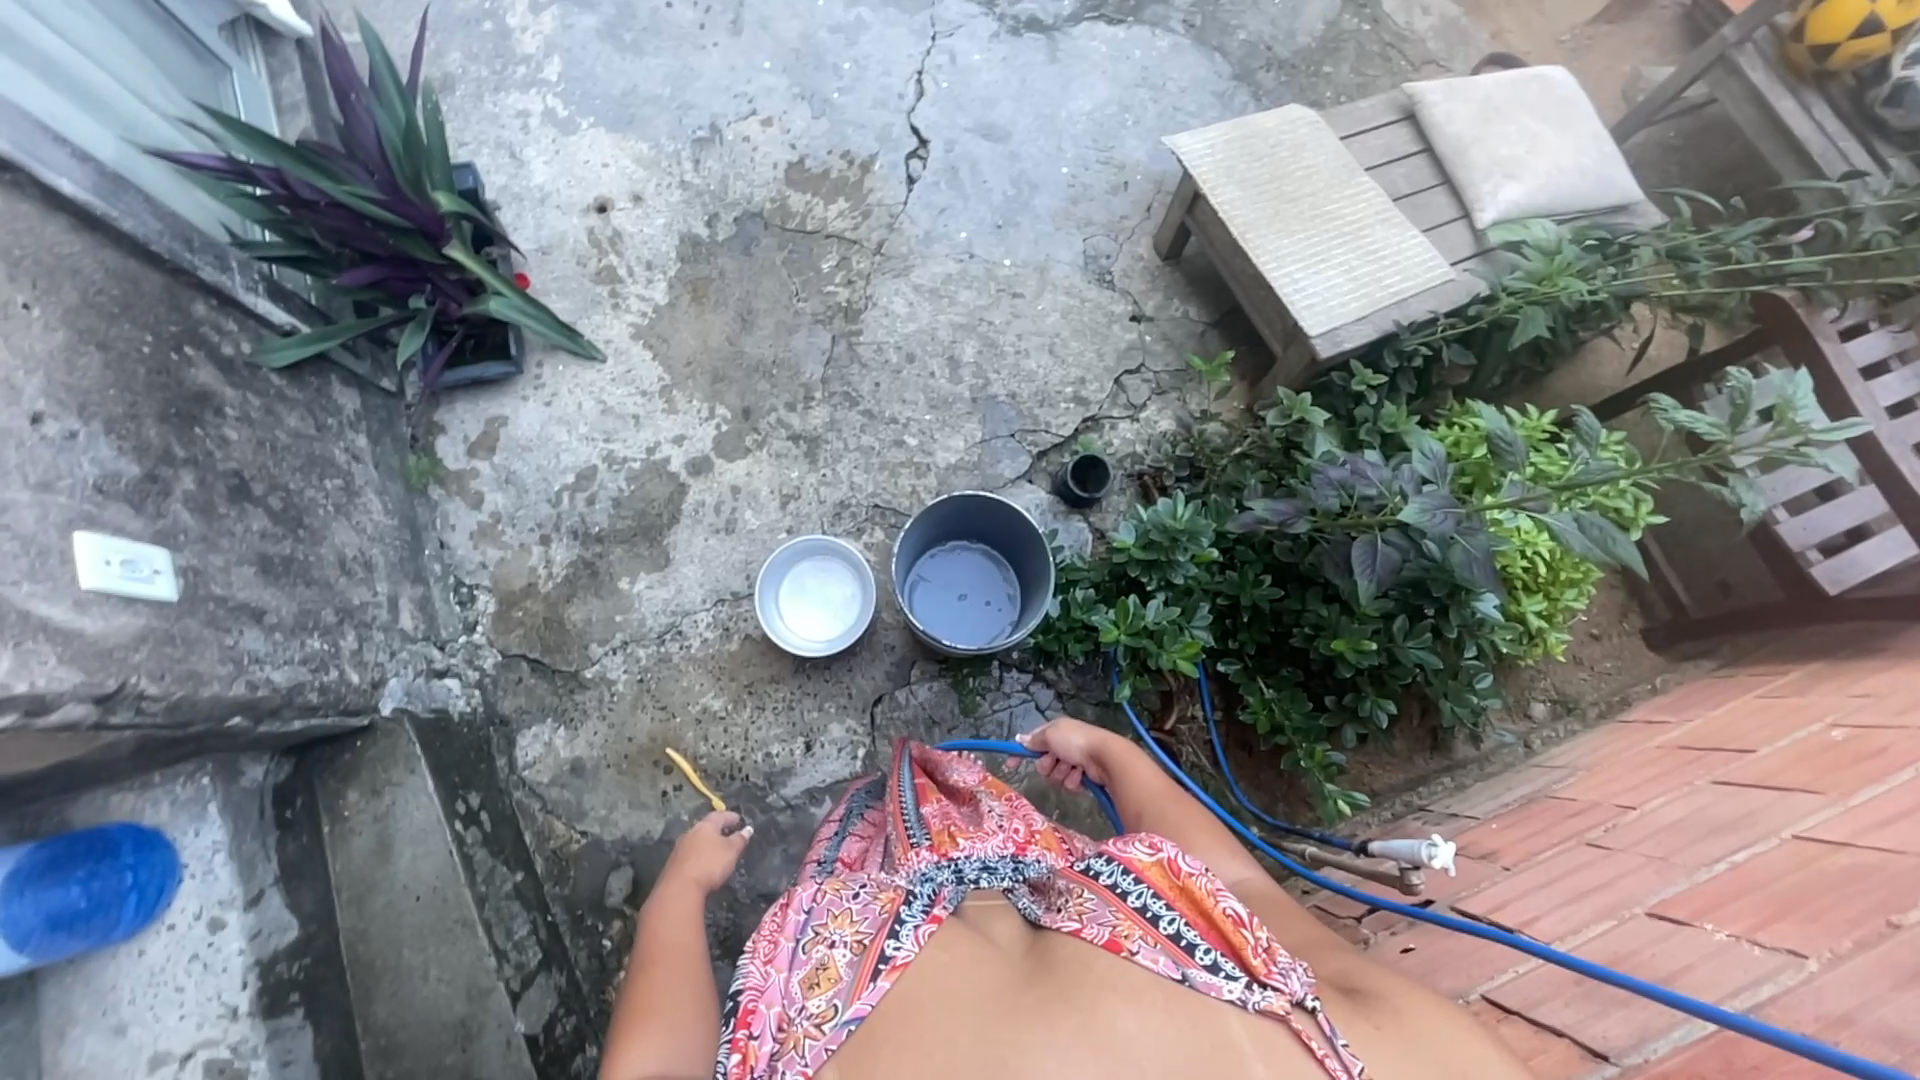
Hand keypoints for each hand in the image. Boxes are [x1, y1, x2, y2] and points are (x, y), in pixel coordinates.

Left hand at [657, 811, 752, 896]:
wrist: (679, 889)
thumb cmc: (710, 865)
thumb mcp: (731, 851)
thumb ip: (740, 839)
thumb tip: (747, 829)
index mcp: (706, 825)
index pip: (720, 815)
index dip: (731, 817)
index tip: (740, 820)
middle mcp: (690, 832)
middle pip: (706, 827)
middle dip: (718, 829)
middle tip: (728, 834)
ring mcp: (680, 847)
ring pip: (697, 840)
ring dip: (707, 843)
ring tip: (717, 849)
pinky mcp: (673, 863)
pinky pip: (690, 853)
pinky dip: (699, 854)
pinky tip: (703, 862)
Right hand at [1017, 717, 1128, 791]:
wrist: (1104, 757)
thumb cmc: (1075, 741)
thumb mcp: (1050, 735)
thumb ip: (1034, 739)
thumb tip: (1020, 739)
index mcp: (1056, 731)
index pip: (1033, 741)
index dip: (1022, 752)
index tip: (1010, 765)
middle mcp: (1065, 745)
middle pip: (1043, 762)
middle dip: (1048, 764)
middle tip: (1055, 761)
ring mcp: (1074, 761)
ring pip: (1055, 775)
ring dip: (1062, 773)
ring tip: (1073, 767)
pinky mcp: (1083, 776)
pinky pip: (1069, 783)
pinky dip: (1073, 780)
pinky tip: (1081, 775)